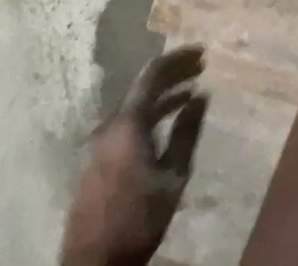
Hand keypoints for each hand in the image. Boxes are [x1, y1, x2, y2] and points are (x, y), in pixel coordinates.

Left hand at [61, 46, 208, 265]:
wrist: (94, 263)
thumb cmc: (139, 219)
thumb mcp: (173, 176)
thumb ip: (187, 133)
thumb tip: (201, 96)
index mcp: (126, 125)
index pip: (152, 75)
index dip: (178, 59)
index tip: (202, 52)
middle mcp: (108, 126)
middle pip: (143, 87)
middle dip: (173, 73)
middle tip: (202, 66)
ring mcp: (99, 144)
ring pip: (135, 106)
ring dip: (163, 95)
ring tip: (193, 90)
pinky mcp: (98, 160)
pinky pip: (128, 124)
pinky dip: (151, 114)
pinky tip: (170, 121)